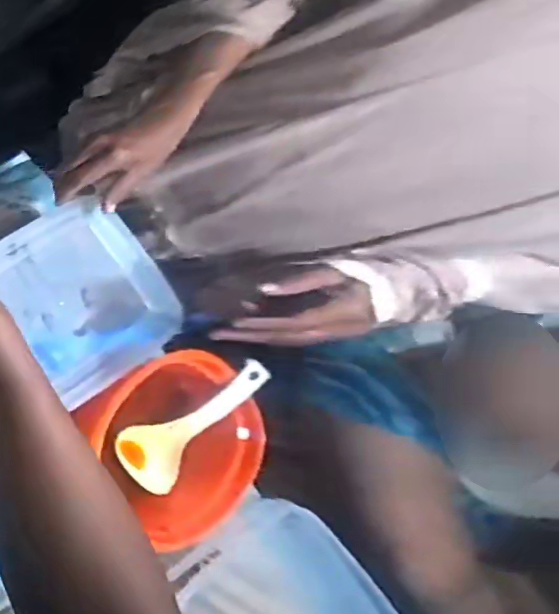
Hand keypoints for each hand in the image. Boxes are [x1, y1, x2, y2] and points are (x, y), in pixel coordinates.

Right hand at [54, 102, 194, 209]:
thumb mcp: (144, 169)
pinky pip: (76, 153)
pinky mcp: (94, 135)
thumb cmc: (160, 143)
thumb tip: (105, 208)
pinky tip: (75, 170)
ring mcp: (92, 139)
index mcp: (109, 159)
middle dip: (61, 184)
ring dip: (65, 174)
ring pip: (70, 161)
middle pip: (69, 169)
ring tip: (66, 186)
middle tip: (60, 196)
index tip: (59, 204)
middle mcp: (95, 148)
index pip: (80, 179)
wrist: (166, 114)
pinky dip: (72, 165)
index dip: (68, 192)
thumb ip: (121, 188)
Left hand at [203, 264, 378, 344]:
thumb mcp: (334, 273)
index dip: (265, 323)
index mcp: (339, 314)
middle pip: (285, 337)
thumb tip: (264, 288)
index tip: (236, 321)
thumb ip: (300, 281)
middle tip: (215, 334)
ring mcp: (331, 336)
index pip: (294, 323)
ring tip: (223, 335)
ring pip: (287, 340)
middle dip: (249, 336)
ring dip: (254, 338)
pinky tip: (245, 331)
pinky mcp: (325, 336)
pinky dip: (268, 336)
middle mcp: (334, 330)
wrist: (397, 294)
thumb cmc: (361, 277)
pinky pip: (292, 339)